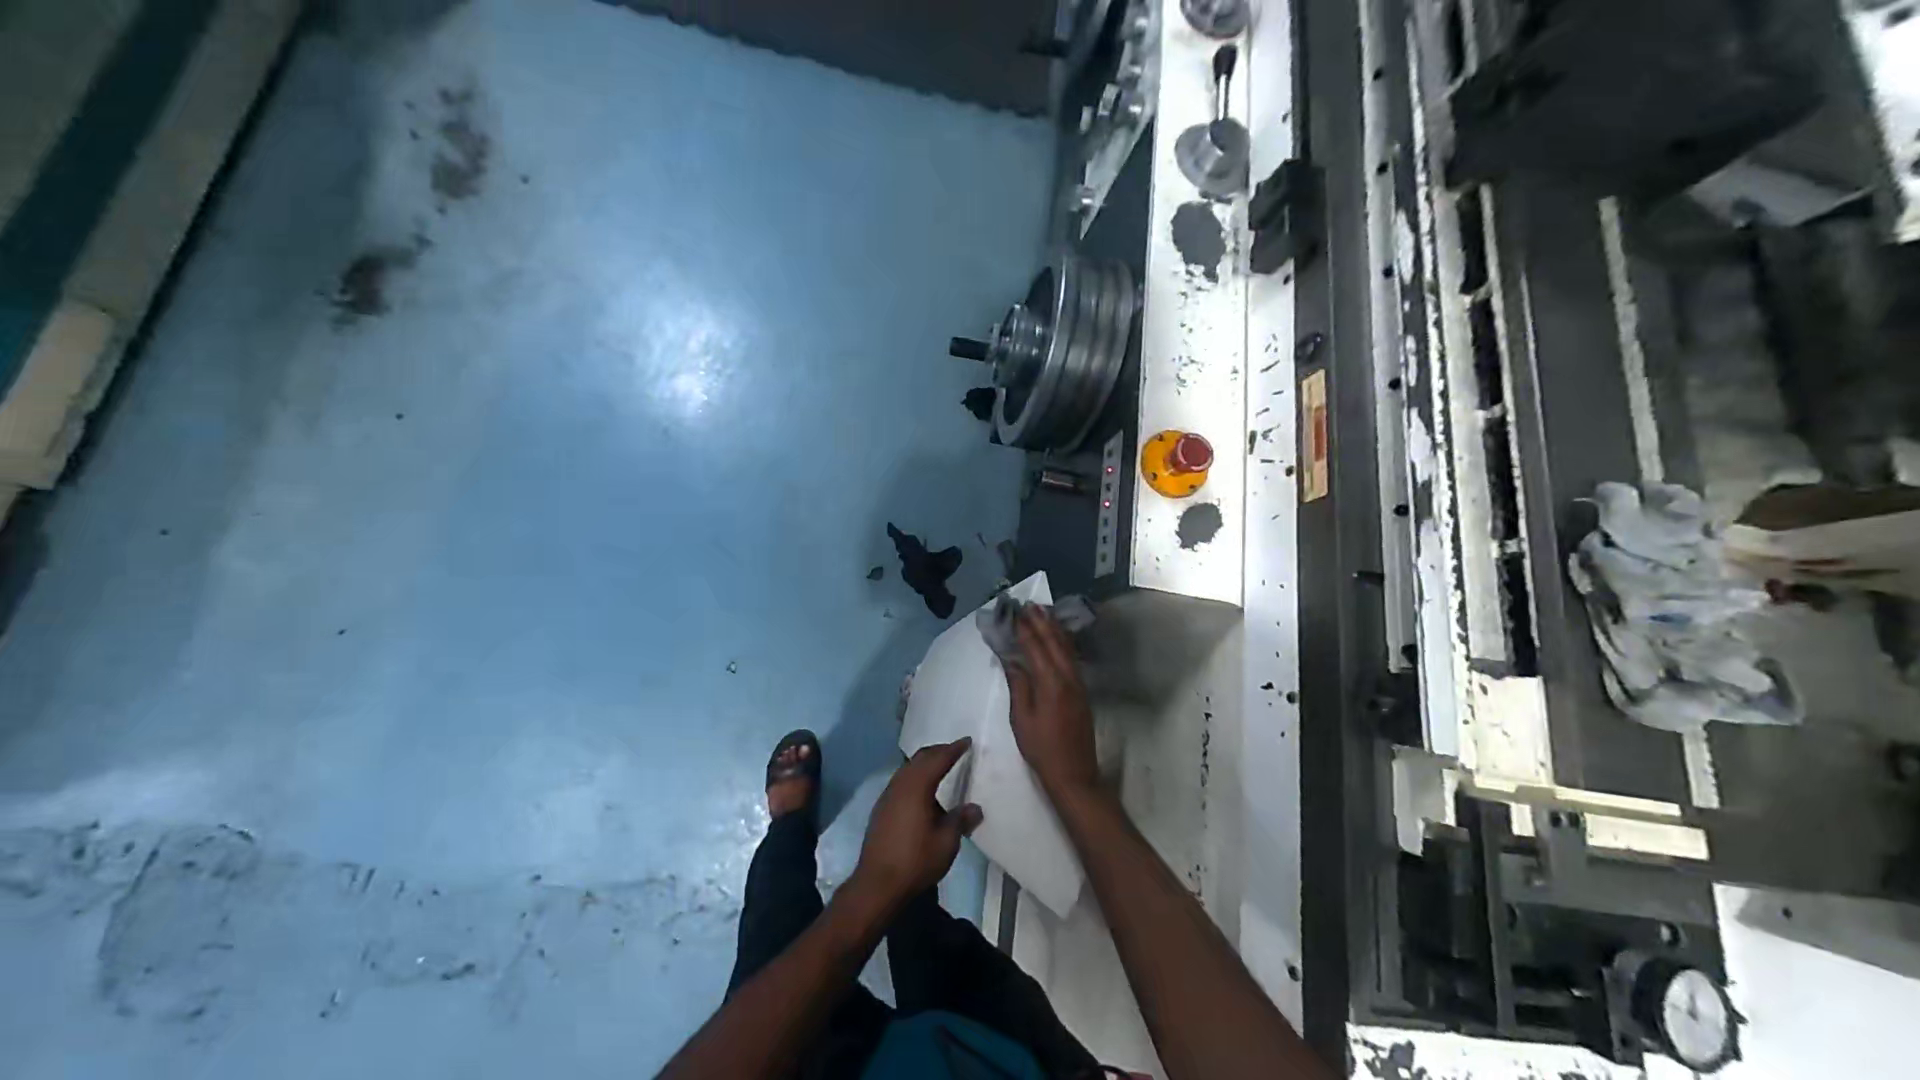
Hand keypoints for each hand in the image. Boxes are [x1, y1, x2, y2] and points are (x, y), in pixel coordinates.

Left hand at [850, 738, 982, 907]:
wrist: (877, 884)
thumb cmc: (915, 861)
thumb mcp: (946, 842)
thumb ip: (960, 820)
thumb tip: (975, 808)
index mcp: (917, 787)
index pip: (937, 759)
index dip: (953, 749)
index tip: (966, 741)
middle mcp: (900, 785)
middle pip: (920, 759)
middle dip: (938, 751)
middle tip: (955, 750)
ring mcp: (887, 796)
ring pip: (908, 769)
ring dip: (925, 764)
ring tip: (941, 768)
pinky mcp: (882, 809)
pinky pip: (902, 781)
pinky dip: (916, 777)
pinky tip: (924, 792)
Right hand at [1005, 606, 1100, 798]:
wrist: (1074, 774)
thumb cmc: (1041, 749)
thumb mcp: (1021, 719)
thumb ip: (1018, 686)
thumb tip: (1011, 660)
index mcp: (1051, 683)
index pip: (1036, 648)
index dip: (1025, 629)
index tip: (1016, 612)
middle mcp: (1068, 677)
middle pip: (1054, 642)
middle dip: (1042, 622)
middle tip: (1030, 605)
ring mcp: (1078, 683)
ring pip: (1066, 648)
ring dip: (1055, 629)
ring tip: (1044, 613)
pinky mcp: (1082, 691)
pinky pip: (1072, 658)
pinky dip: (1063, 643)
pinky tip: (1058, 638)